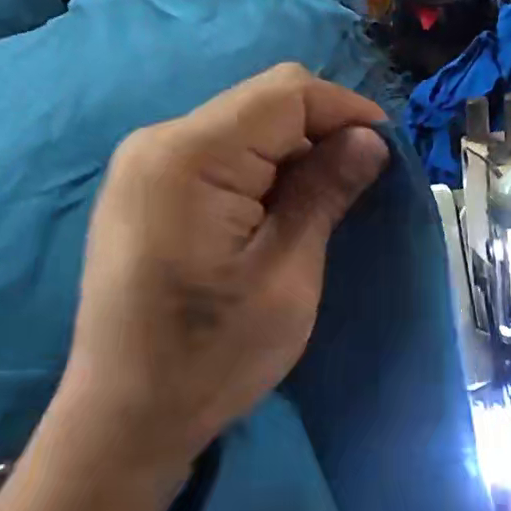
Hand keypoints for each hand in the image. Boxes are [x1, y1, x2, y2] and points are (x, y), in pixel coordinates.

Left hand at [65, 63, 387, 465]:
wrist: (124, 417)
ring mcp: (144, 163)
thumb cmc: (211, 357)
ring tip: (323, 202)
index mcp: (190, 155)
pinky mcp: (144, 187)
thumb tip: (369, 138)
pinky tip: (277, 211)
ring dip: (293, 151)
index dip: (347, 110)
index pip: (287, 93)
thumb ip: (324, 193)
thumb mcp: (286, 277)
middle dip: (322, 130)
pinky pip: (218, 151)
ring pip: (243, 124)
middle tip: (359, 183)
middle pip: (262, 102)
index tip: (387, 152)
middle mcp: (158, 140)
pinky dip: (261, 168)